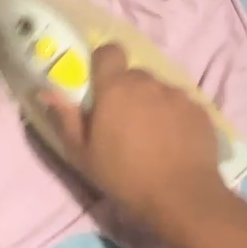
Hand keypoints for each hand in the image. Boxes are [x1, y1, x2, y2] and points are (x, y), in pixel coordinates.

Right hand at [43, 43, 225, 225]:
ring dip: (151, 105)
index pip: (109, 51)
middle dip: (126, 92)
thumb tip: (46, 93)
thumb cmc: (123, 177)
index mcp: (115, 89)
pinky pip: (181, 105)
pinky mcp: (200, 110)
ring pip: (159, 90)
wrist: (180, 196)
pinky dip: (174, 118)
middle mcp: (149, 83)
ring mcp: (178, 95)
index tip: (99, 84)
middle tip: (121, 123)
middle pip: (134, 75)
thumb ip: (65, 120)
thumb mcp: (83, 155)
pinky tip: (172, 144)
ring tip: (150, 137)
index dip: (103, 62)